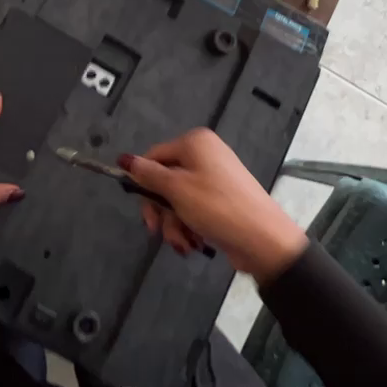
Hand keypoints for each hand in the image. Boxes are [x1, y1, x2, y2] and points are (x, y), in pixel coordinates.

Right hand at [120, 129, 307, 282]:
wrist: (263, 239)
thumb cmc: (217, 207)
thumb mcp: (177, 190)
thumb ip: (148, 175)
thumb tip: (123, 159)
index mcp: (194, 143)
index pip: (154, 156)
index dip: (143, 183)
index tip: (144, 211)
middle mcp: (204, 154)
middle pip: (165, 180)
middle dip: (161, 210)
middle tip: (157, 231)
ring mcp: (214, 177)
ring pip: (178, 199)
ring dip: (174, 224)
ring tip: (184, 243)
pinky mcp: (221, 199)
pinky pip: (194, 208)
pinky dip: (190, 226)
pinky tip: (194, 243)